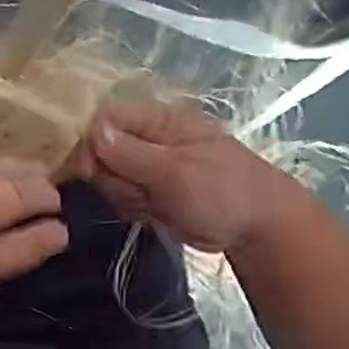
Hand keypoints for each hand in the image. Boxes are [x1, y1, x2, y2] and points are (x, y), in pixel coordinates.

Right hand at [87, 102, 316, 254]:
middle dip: (111, 176)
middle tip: (138, 191)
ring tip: (149, 203)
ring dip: (121, 195)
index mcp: (161, 121)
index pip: (106, 119)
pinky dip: (129, 207)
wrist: (256, 229)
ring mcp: (149, 167)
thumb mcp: (175, 171)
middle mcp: (150, 139)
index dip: (92, 142)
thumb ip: (131, 153)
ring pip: (108, 177)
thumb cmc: (223, 192)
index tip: (93, 170)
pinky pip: (121, 195)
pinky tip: (149, 213)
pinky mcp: (149, 191)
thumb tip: (94, 131)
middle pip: (102, 151)